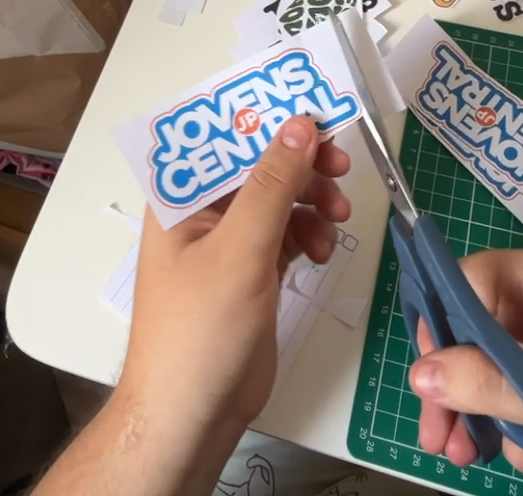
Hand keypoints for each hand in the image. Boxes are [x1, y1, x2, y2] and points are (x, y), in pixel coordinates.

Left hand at [116, 116, 352, 442]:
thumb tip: (300, 123)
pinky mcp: (253, 267)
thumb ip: (273, 183)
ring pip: (279, 196)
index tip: (315, 107)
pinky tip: (322, 249)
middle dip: (301, 162)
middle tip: (341, 163)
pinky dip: (309, 233)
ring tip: (337, 216)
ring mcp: (230, 238)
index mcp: (181, 193)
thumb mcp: (240, 247)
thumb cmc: (201, 326)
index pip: (224, 134)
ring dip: (312, 199)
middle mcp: (203, 208)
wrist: (195, 414)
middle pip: (259, 162)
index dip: (267, 115)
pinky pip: (288, 231)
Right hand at [408, 249, 522, 494]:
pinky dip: (512, 427)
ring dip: (478, 413)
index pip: (468, 282)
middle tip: (438, 438)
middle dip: (454, 385)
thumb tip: (419, 375)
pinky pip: (513, 391)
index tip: (427, 379)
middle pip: (470, 328)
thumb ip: (492, 383)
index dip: (442, 325)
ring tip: (469, 459)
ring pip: (486, 365)